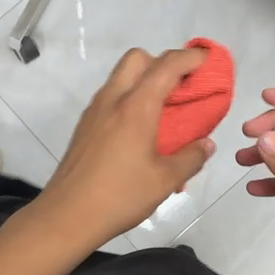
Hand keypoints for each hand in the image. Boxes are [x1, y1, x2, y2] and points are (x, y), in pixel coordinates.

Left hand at [38, 47, 216, 247]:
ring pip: (121, 77)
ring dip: (145, 81)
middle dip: (163, 63)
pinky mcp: (84, 126)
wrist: (66, 216)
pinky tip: (141, 132)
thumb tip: (207, 144)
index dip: (191, 58)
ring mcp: (94, 112)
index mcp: (136, 107)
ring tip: (164, 112)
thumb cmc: (120, 196)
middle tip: (181, 88)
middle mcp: (113, 100)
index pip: (167, 65)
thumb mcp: (165, 180)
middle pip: (138, 58)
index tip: (208, 61)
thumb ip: (191, 158)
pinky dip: (130, 100)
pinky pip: (111, 98)